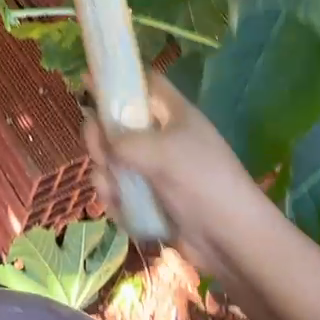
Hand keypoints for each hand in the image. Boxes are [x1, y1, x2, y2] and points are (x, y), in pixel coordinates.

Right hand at [86, 73, 265, 272]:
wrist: (232, 241)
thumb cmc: (202, 181)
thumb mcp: (159, 151)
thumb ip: (120, 139)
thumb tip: (99, 138)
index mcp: (172, 114)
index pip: (143, 82)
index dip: (116, 78)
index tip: (86, 82)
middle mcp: (162, 138)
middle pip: (116, 124)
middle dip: (100, 138)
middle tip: (101, 153)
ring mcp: (155, 170)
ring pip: (112, 161)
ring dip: (105, 174)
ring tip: (112, 190)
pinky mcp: (150, 200)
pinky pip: (119, 191)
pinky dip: (115, 200)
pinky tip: (119, 209)